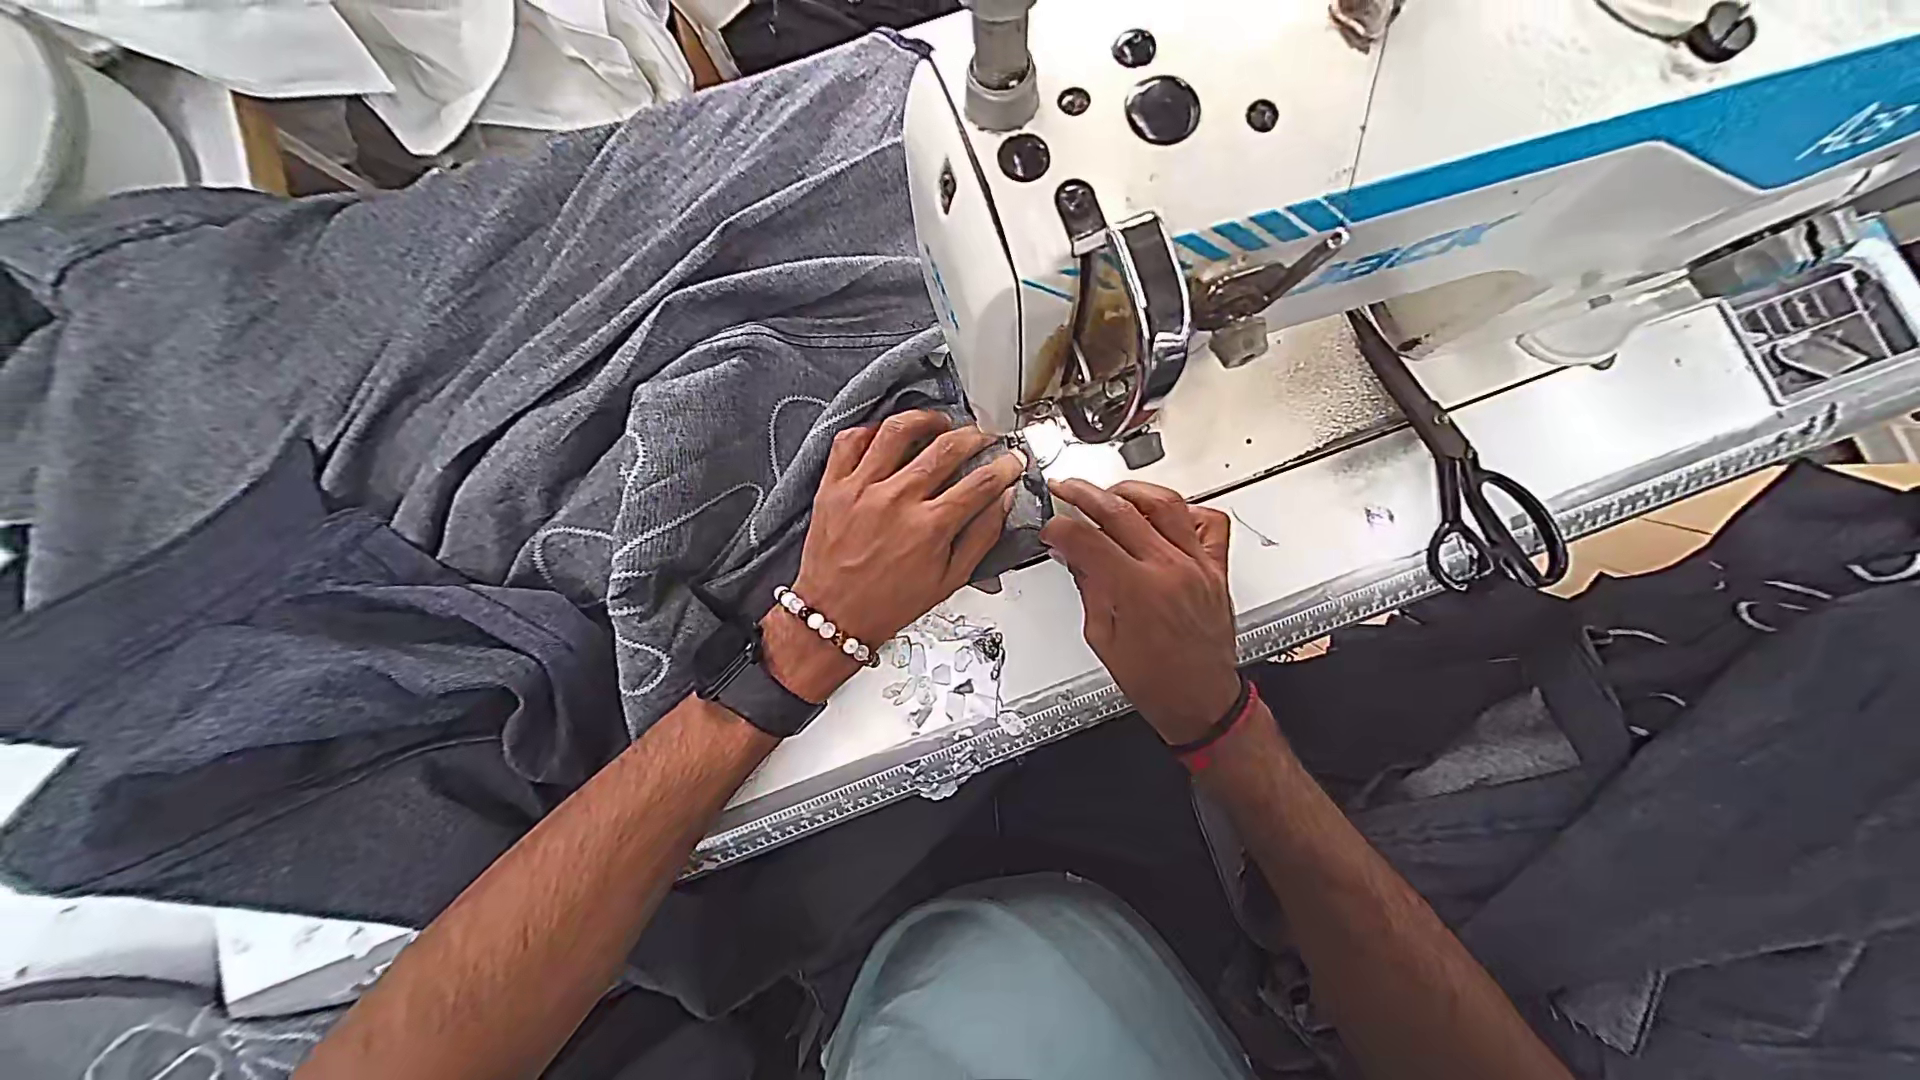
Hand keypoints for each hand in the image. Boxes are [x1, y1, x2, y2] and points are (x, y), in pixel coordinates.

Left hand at [762, 410, 1023, 702]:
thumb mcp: (950, 580)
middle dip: (975, 436)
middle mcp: (897, 501)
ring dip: (927, 418)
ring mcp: (862, 489)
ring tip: (939, 422)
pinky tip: (888, 433)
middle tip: (982, 437)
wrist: (835, 616)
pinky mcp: (833, 486)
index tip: (1011, 460)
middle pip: (947, 447)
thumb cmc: (888, 603)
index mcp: (930, 527)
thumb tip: (1002, 501)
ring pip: (899, 431)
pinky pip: (850, 440)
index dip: (1005, 466)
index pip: (981, 481)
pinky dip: (872, 428)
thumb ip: (982, 536)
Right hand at [1040, 479, 1240, 744]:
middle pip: (1119, 509)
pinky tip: (1163, 514)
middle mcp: (1169, 571)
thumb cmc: (1157, 681)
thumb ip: (1088, 587)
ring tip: (1109, 493)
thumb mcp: (1102, 637)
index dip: (1059, 527)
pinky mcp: (1216, 568)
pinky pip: (1209, 522)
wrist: (1201, 701)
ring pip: (1165, 502)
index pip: (1086, 538)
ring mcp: (1197, 565)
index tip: (1050, 527)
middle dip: (1083, 494)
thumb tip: (1073, 554)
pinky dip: (1185, 509)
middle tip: (1066, 490)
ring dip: (1130, 490)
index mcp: (1135, 591)